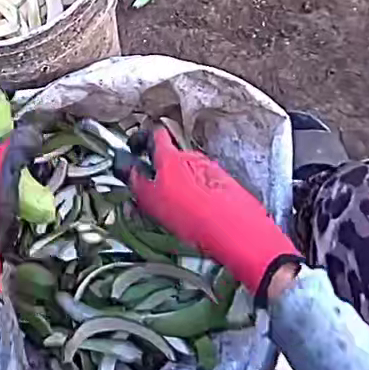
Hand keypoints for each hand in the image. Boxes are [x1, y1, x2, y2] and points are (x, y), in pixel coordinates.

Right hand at [119, 125, 299, 295]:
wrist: (241, 235)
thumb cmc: (194, 217)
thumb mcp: (152, 201)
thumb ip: (137, 181)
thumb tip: (127, 168)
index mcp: (171, 157)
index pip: (153, 134)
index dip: (141, 140)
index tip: (135, 150)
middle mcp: (194, 157)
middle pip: (171, 156)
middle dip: (161, 170)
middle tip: (154, 191)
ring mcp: (213, 169)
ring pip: (189, 171)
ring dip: (181, 183)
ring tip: (178, 209)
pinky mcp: (228, 184)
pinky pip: (206, 183)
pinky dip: (199, 193)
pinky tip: (198, 214)